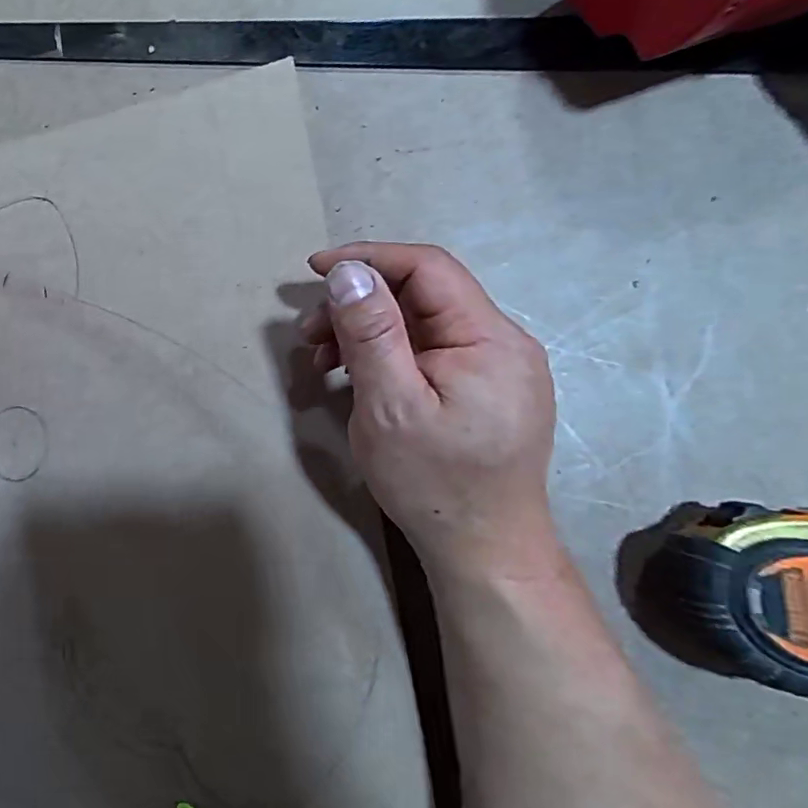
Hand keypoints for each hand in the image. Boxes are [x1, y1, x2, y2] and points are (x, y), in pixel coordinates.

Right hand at [302, 243, 559, 576]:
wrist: (482, 548)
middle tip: (308, 333)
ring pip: (420, 326)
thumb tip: (348, 272)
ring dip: (365, 332)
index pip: (427, 269)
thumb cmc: (434, 481)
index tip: (314, 268)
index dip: (368, 259)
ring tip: (321, 360)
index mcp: (488, 338)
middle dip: (358, 304)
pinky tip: (353, 377)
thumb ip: (371, 334)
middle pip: (421, 296)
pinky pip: (427, 354)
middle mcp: (500, 343)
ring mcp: (493, 369)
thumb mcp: (390, 406)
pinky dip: (385, 356)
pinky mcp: (481, 391)